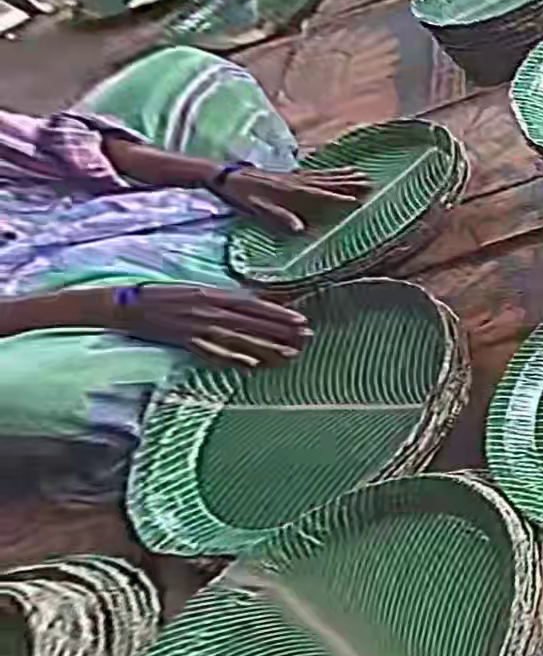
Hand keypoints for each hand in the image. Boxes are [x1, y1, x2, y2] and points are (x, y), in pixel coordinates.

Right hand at [113, 284, 310, 366]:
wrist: (122, 305)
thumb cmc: (168, 295)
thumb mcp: (202, 289)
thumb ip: (232, 297)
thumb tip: (265, 302)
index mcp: (213, 296)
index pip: (254, 306)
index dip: (280, 313)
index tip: (303, 320)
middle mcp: (208, 312)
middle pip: (252, 323)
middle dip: (282, 331)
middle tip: (308, 337)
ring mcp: (197, 328)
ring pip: (239, 339)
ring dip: (267, 348)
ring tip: (291, 354)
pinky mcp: (185, 341)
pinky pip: (212, 352)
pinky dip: (232, 359)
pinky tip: (253, 365)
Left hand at [217, 166, 369, 234]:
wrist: (220, 175)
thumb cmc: (239, 194)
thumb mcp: (256, 208)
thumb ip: (279, 217)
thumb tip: (300, 229)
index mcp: (291, 192)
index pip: (320, 195)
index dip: (338, 198)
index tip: (357, 201)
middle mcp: (297, 182)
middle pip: (329, 182)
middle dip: (350, 183)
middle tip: (371, 183)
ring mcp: (295, 177)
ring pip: (326, 176)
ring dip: (345, 175)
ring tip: (363, 174)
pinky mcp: (292, 174)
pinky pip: (317, 172)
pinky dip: (331, 171)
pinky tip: (340, 170)